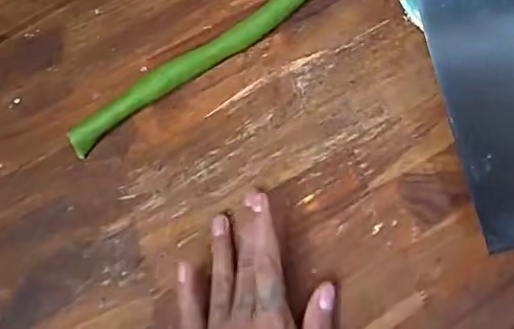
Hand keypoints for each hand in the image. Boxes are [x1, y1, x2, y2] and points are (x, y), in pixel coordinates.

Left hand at [176, 190, 334, 328]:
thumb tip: (328, 286)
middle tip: (245, 197)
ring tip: (217, 220)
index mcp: (268, 320)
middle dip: (247, 232)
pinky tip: (185, 269)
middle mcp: (240, 321)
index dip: (264, 230)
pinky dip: (187, 294)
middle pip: (245, 269)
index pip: (267, 265)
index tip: (260, 199)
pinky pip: (189, 320)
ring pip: (218, 287)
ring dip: (219, 253)